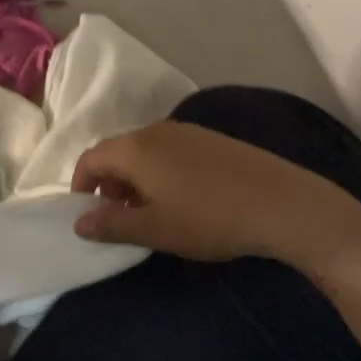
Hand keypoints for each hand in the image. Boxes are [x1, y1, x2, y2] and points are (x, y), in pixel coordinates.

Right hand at [71, 121, 360, 265]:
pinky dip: (161, 172)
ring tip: (151, 212)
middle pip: (118, 151)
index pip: (91, 158)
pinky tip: (184, 200)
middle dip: (109, 183)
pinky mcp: (212, 139)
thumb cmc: (209, 218)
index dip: (80, 185)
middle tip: (118, 218)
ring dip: (136, 179)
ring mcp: (187, 131)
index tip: (87, 214)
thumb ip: (112, 225)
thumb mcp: (155, 229)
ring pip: (146, 151)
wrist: (281, 203)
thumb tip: (79, 222)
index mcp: (135, 148)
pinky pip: (171, 151)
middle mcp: (156, 131)